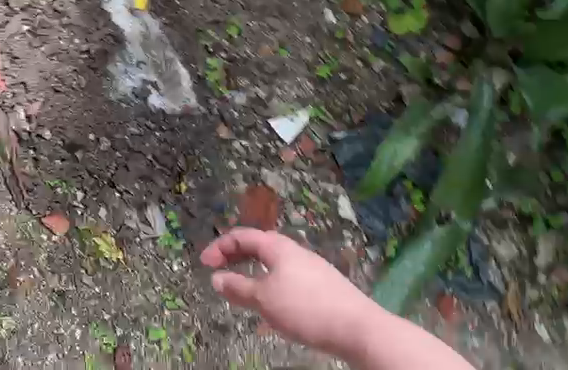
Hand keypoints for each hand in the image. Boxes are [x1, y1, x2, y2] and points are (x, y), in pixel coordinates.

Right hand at [200, 228, 378, 360]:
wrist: (363, 331)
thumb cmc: (306, 308)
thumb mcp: (264, 299)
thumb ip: (237, 288)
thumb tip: (215, 278)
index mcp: (277, 246)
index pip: (240, 236)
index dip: (218, 247)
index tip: (204, 263)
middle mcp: (295, 251)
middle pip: (259, 247)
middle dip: (237, 257)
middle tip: (220, 270)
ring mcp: (314, 269)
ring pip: (276, 265)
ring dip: (255, 273)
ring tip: (247, 291)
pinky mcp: (328, 288)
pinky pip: (291, 279)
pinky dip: (274, 285)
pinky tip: (278, 306)